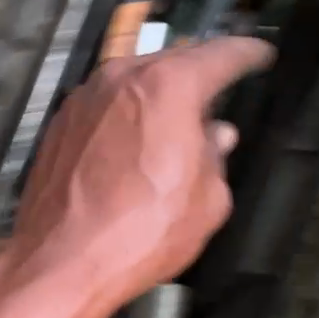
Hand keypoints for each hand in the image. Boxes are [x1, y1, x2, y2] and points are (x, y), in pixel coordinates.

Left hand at [7, 38, 274, 311]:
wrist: (60, 263)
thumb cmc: (142, 234)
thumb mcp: (206, 202)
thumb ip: (216, 158)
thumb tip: (215, 137)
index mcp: (169, 85)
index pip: (221, 55)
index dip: (247, 55)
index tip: (260, 55)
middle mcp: (121, 78)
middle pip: (171, 65)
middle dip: (197, 80)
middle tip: (215, 101)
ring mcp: (83, 99)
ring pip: (133, 86)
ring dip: (156, 102)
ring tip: (172, 131)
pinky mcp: (58, 126)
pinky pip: (104, 111)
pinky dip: (123, 122)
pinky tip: (131, 152)